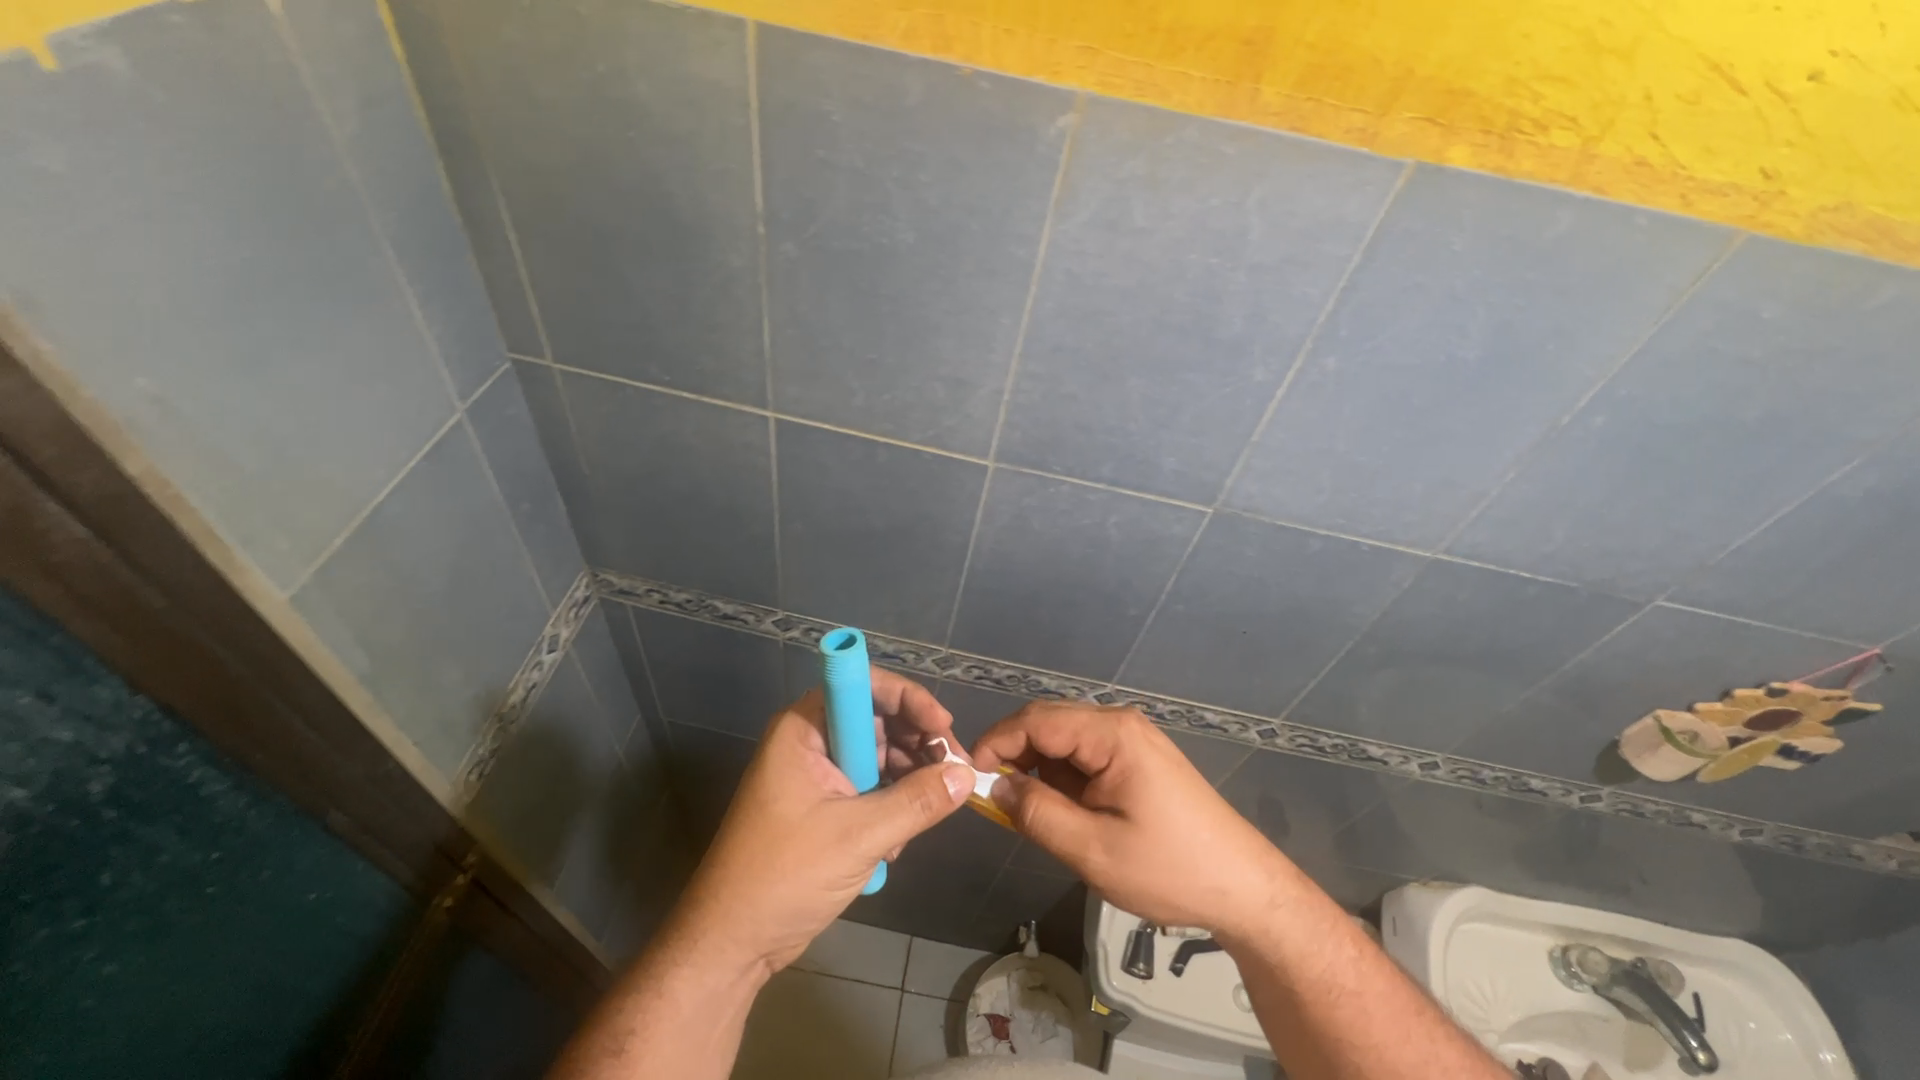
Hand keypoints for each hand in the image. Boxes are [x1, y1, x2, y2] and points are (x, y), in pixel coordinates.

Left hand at [670, 671, 973, 977]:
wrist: (731, 942)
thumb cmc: (784, 877)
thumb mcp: (858, 836)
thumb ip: (916, 802)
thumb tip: (966, 775)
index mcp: (803, 730)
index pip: (862, 686)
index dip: (907, 698)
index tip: (943, 728)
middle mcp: (809, 743)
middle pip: (876, 720)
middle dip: (917, 743)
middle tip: (954, 772)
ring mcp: (815, 778)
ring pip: (877, 758)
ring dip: (908, 780)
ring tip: (932, 811)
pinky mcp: (822, 810)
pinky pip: (869, 790)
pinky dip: (892, 807)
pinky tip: (900, 842)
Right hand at [973, 702, 1291, 938]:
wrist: (1243, 888)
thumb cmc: (1169, 869)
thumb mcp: (1092, 849)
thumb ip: (1037, 814)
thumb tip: (996, 787)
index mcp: (1111, 734)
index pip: (1035, 719)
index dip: (996, 742)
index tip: (970, 777)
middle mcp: (1121, 724)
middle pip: (1049, 722)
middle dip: (1014, 754)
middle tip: (993, 798)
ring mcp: (1133, 740)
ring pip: (1065, 740)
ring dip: (1038, 768)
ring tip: (1025, 811)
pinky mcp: (1139, 760)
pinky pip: (1086, 756)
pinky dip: (1062, 777)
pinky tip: (1059, 810)